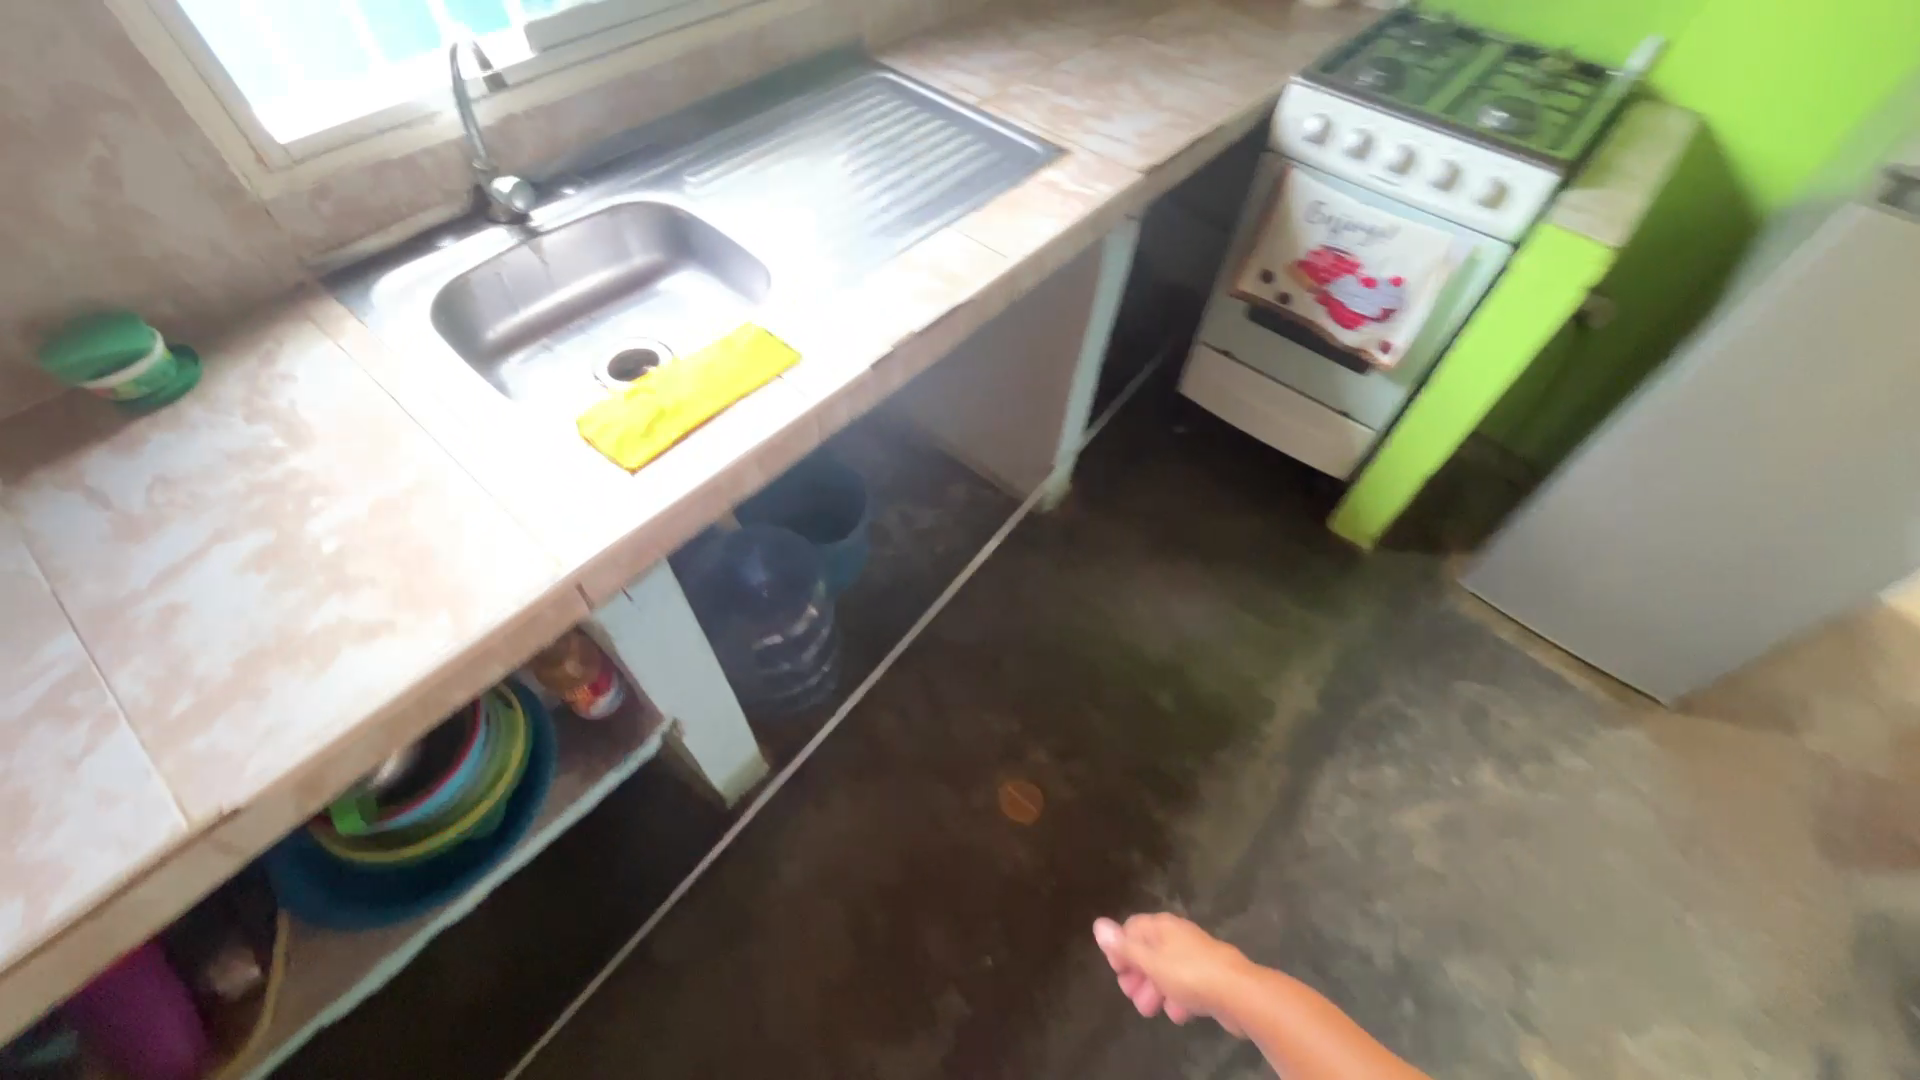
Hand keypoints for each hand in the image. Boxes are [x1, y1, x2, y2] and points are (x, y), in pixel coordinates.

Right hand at [1092, 913, 1249, 1035]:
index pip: (1131, 929)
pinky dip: (1178, 998)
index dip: (1120, 950)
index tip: (1119, 972)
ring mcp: (1194, 957)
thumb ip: (1124, 946)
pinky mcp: (1209, 978)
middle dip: (1137, 976)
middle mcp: (1176, 936)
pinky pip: (1186, 985)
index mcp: (1161, 926)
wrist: (1240, 994)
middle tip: (1133, 997)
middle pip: (1147, 952)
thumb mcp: (1150, 961)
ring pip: (1166, 972)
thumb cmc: (1189, 974)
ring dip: (1155, 991)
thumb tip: (1098, 924)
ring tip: (1153, 1011)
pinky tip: (1179, 1014)